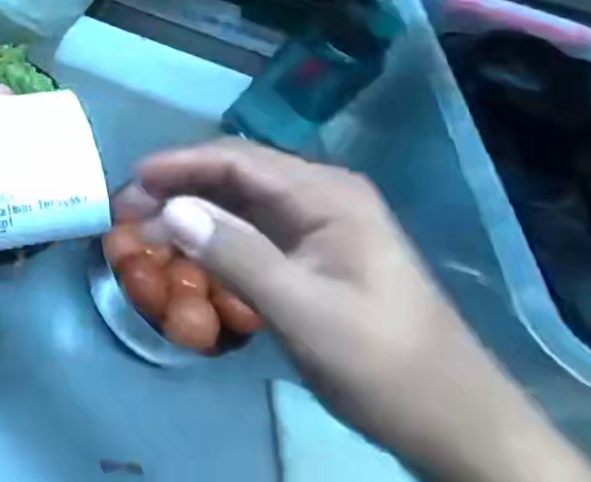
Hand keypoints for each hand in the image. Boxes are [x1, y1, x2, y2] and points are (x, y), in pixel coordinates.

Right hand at [117, 138, 590, 481]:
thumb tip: (169, 209)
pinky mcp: (314, 254)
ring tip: (145, 226)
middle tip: (128, 208)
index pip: (238, 159)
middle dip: (180, 185)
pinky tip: (187, 248)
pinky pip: (252, 229)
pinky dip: (214, 234)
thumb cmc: (388, 367)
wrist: (462, 432)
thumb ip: (237, 256)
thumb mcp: (307, 314)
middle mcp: (321, 196)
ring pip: (239, 201)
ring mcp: (319, 225)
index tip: (132, 179)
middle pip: (235, 174)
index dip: (180, 164)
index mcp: (327, 194)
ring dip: (193, 209)